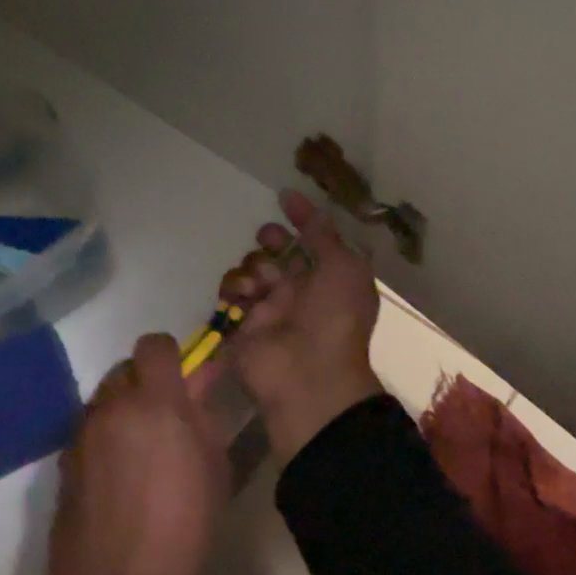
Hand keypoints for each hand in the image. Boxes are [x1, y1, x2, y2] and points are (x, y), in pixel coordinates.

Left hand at [45, 333, 230, 574]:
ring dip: (124, 412)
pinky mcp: (62, 468)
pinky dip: (105, 441)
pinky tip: (121, 480)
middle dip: (146, 383)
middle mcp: (111, 409)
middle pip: (124, 370)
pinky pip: (88, 434)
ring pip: (103, 402)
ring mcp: (80, 438)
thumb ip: (205, 415)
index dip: (172, 356)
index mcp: (155, 402)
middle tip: (168, 419)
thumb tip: (201, 382)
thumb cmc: (185, 525)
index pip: (154, 345)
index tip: (186, 381)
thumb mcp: (215, 466)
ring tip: (144, 453)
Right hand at [219, 189, 383, 461]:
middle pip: (279, 251)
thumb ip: (323, 234)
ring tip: (262, 282)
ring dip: (254, 265)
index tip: (284, 197)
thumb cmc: (335, 318)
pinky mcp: (243, 323)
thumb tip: (302, 201)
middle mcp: (301, 289)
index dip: (301, 218)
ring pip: (253, 267)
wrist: (308, 377)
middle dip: (271, 238)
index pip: (313, 239)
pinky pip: (231, 292)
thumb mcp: (344, 267)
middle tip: (268, 238)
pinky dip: (233, 286)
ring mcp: (271, 306)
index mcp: (331, 277)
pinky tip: (243, 295)